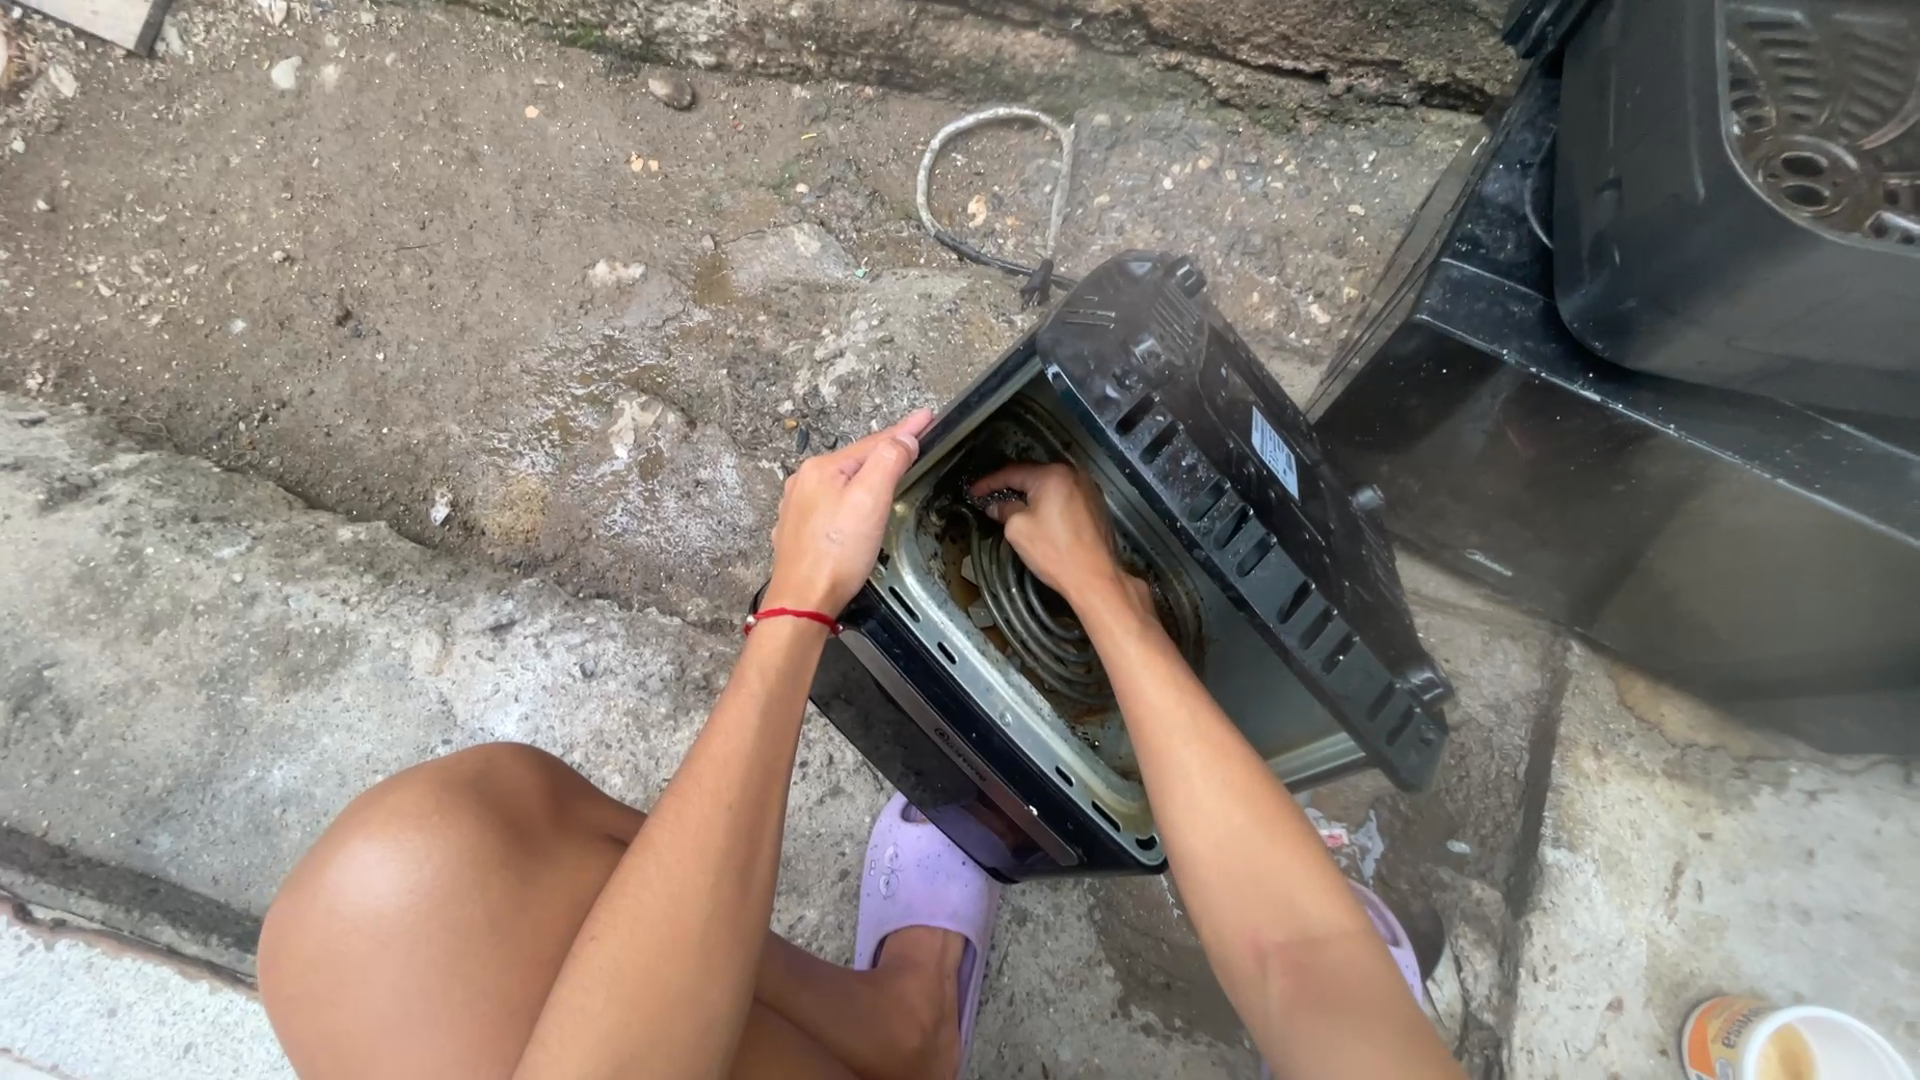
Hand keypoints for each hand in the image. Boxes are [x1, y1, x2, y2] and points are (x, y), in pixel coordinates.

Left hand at [764, 409, 935, 616]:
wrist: (803, 600)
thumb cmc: (835, 555)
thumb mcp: (871, 500)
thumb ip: (889, 462)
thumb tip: (904, 438)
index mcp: (823, 468)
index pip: (874, 442)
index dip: (906, 430)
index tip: (927, 417)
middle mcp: (805, 482)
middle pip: (857, 459)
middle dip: (886, 449)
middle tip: (913, 438)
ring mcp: (799, 506)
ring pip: (843, 481)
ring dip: (868, 472)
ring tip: (890, 466)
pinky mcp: (800, 530)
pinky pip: (832, 502)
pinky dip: (852, 497)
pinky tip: (858, 504)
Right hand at [968, 462, 1148, 612]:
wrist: (1095, 577)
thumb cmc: (1057, 553)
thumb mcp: (1018, 530)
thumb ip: (1004, 511)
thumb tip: (997, 507)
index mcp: (1052, 476)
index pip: (1012, 472)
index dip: (989, 482)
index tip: (976, 491)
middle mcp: (1073, 475)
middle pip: (1033, 475)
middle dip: (1010, 487)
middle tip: (991, 497)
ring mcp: (1088, 489)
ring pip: (1050, 486)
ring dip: (1031, 495)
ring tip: (1012, 508)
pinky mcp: (1095, 505)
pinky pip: (1065, 496)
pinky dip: (1049, 503)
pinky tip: (1039, 516)